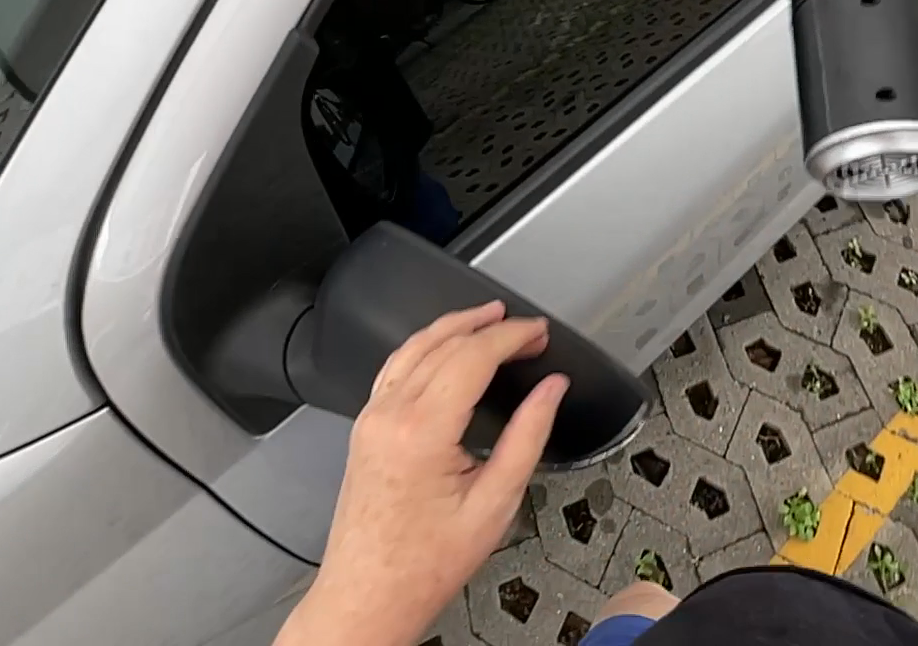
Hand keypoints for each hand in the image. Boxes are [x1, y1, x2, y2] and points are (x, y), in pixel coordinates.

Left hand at [278, 302, 566, 645]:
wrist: (365, 600)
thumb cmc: (423, 565)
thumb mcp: (495, 504)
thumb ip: (529, 436)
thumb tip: (552, 389)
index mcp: (422, 432)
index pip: (473, 356)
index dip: (512, 335)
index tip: (538, 333)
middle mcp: (390, 416)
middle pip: (446, 343)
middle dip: (493, 328)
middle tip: (529, 331)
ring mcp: (372, 418)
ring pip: (416, 345)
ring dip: (457, 324)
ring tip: (490, 316)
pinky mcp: (366, 426)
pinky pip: (396, 365)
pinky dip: (428, 344)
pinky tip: (446, 343)